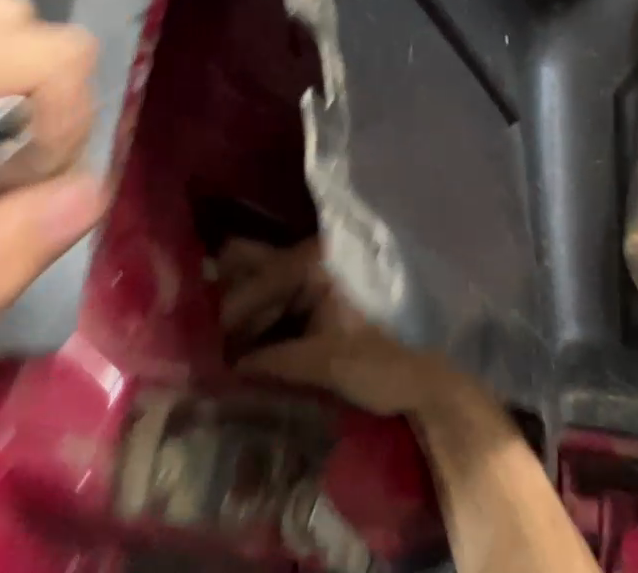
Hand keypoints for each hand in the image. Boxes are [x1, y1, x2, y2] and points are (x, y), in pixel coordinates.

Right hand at [218, 239, 481, 415]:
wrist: (432, 380)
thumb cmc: (384, 363)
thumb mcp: (326, 363)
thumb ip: (274, 360)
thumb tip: (229, 367)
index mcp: (320, 261)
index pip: (261, 279)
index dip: (231, 314)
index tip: (207, 345)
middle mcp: (317, 257)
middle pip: (256, 268)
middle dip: (230, 302)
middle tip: (205, 337)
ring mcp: (320, 275)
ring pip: (265, 285)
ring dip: (246, 317)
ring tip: (221, 350)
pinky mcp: (323, 297)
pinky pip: (281, 301)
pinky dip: (263, 323)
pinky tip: (247, 350)